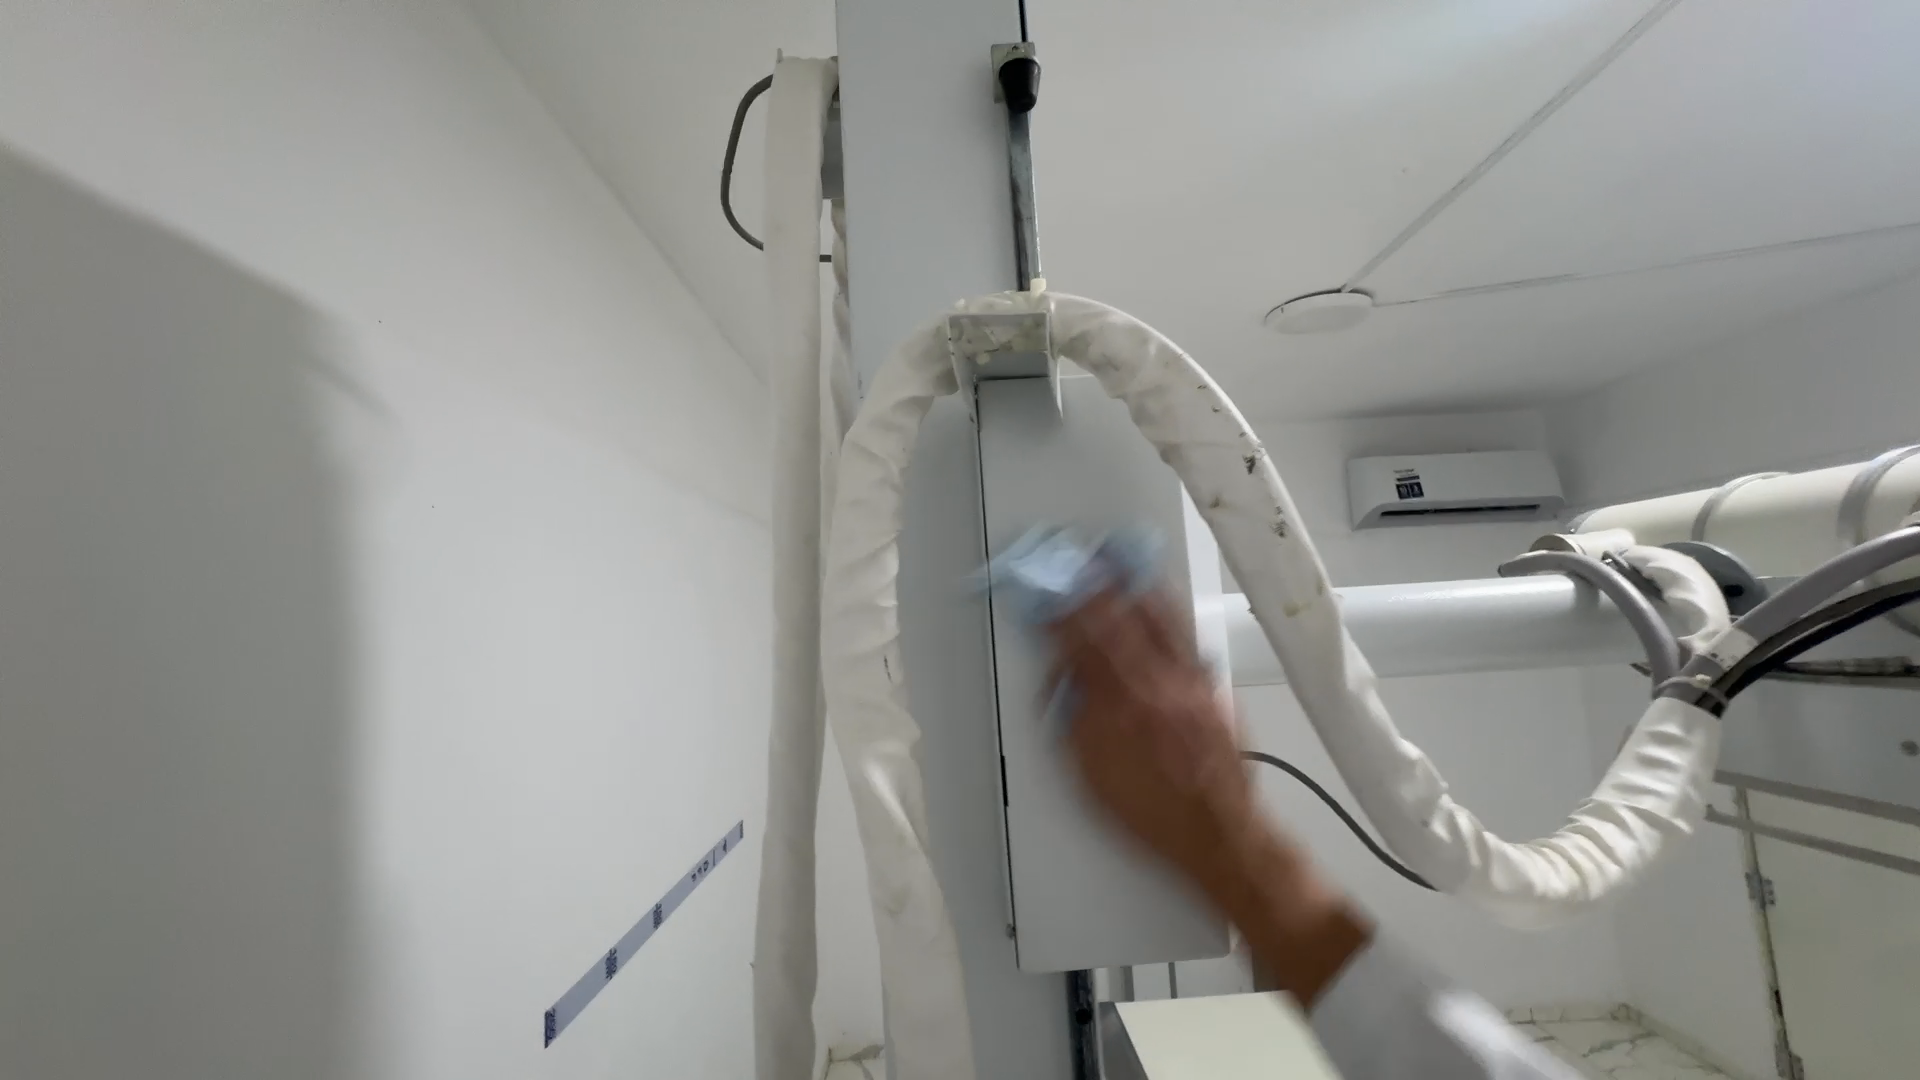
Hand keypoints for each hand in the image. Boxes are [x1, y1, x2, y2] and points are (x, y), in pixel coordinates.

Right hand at [1048, 589, 1371, 1004]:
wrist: (1222, 837)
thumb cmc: (1154, 815)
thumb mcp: (1091, 773)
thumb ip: (1075, 718)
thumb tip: (1065, 680)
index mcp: (1122, 707)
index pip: (1083, 644)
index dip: (1062, 615)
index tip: (1049, 596)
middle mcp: (1160, 686)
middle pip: (1124, 619)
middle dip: (1098, 587)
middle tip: (1085, 562)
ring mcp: (1193, 685)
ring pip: (1163, 621)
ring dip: (1137, 590)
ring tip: (1122, 567)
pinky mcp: (1216, 691)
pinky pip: (1189, 641)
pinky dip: (1169, 618)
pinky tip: (1161, 608)